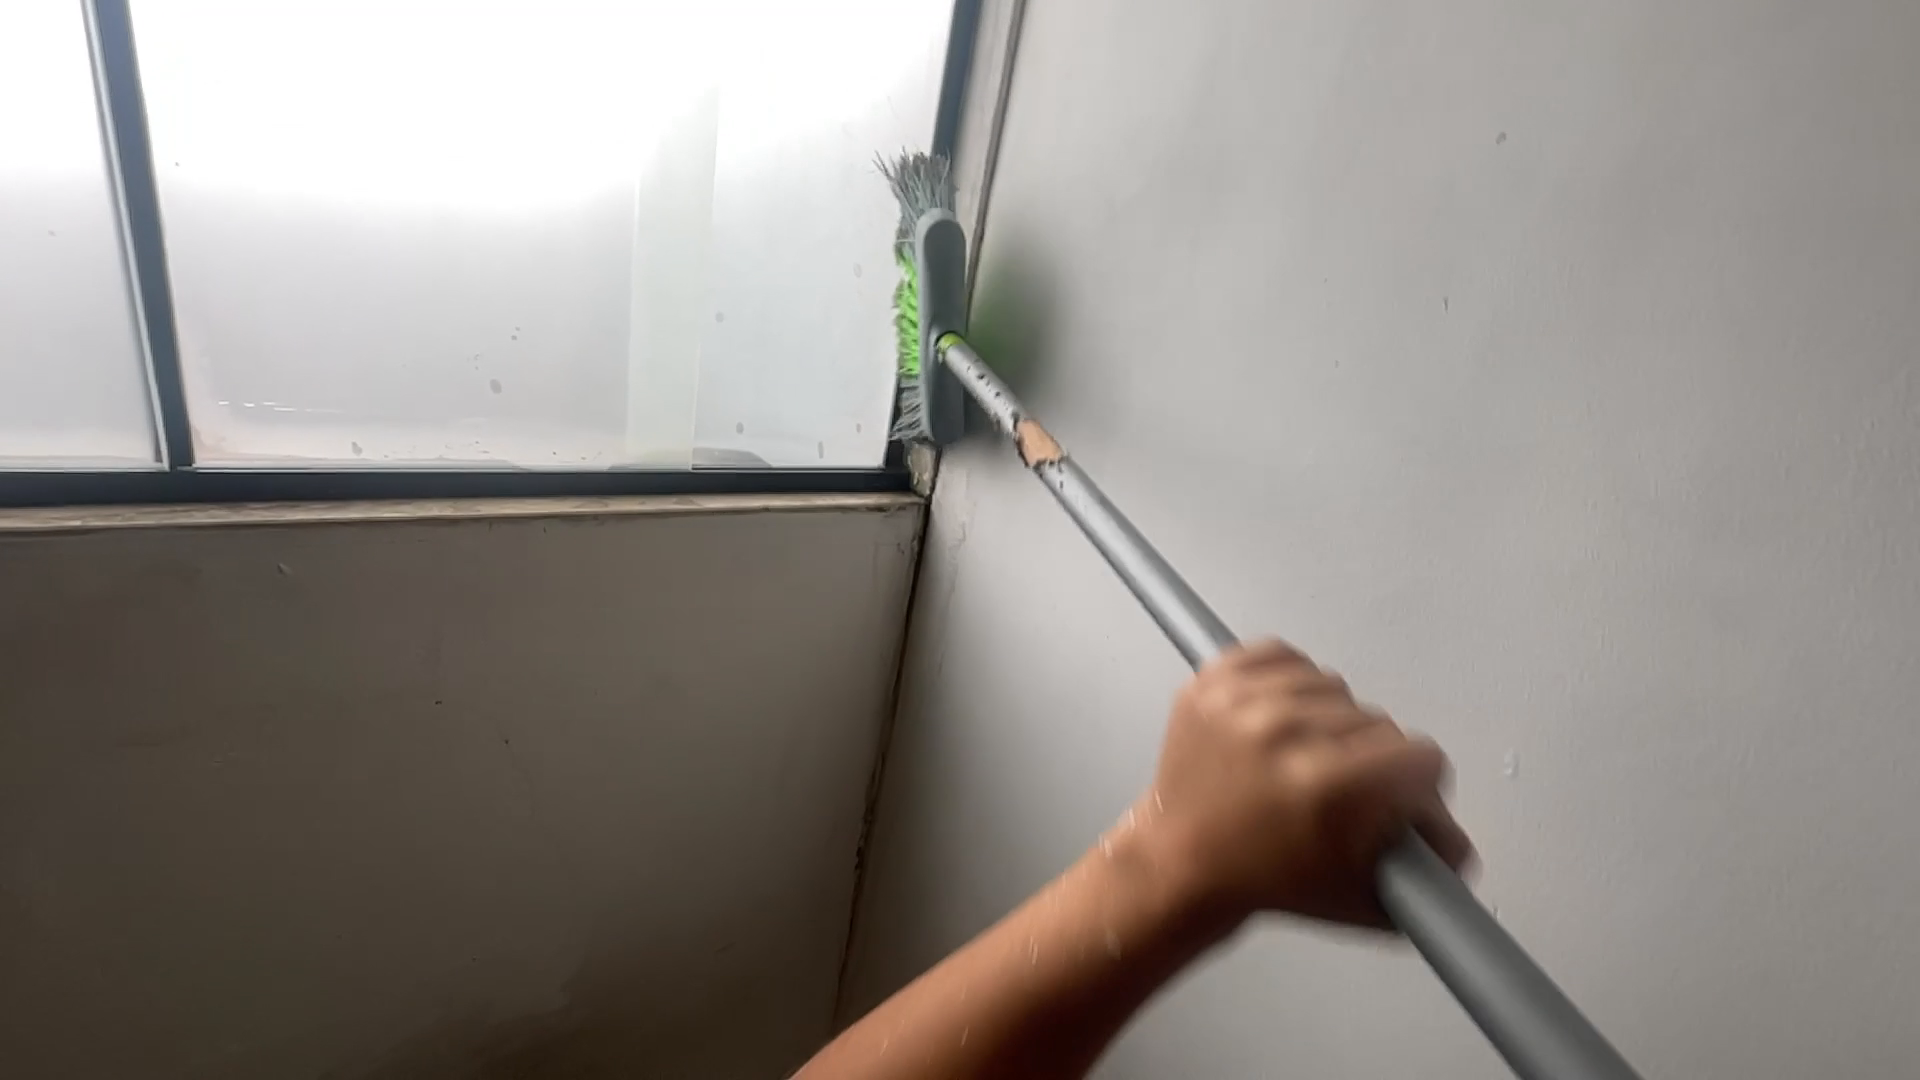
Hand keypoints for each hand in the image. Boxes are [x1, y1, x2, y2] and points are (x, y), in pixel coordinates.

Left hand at [1137, 640, 1472, 930]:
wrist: (1183, 856)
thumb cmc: (1268, 876)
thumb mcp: (1370, 894)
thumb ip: (1435, 862)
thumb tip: (1460, 834)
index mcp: (1326, 784)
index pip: (1418, 754)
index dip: (1414, 782)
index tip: (1395, 792)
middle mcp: (1282, 731)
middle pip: (1374, 718)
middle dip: (1368, 754)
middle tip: (1341, 780)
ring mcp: (1239, 700)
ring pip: (1329, 682)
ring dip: (1326, 714)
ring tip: (1305, 750)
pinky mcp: (1210, 680)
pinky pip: (1277, 651)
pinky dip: (1286, 676)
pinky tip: (1281, 710)